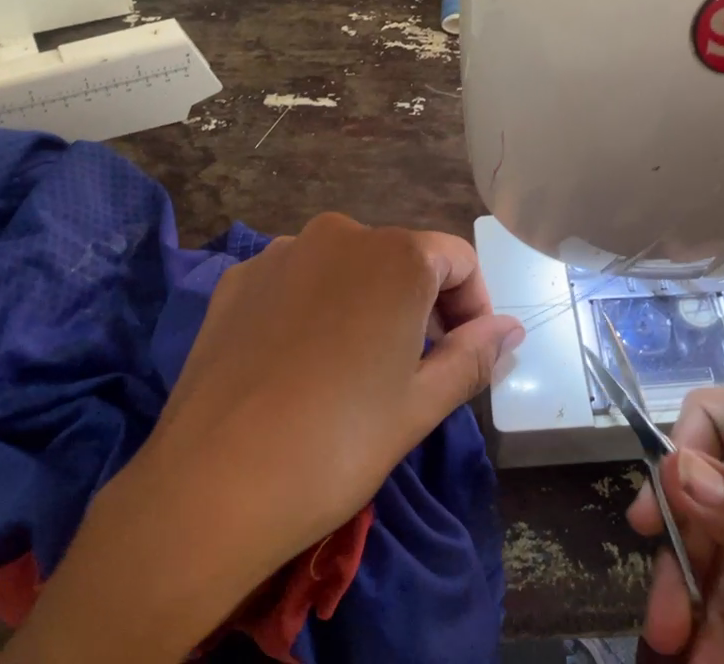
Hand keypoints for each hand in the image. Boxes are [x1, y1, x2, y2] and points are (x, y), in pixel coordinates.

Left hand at [145, 212, 523, 563]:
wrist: (211, 486)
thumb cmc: (338, 444)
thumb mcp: (421, 404)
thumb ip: (474, 355)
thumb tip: (511, 329)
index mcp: (396, 256)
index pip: (459, 260)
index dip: (475, 307)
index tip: (467, 357)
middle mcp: (338, 236)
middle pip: (402, 258)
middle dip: (422, 306)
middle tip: (416, 372)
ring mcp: (278, 255)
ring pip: (347, 269)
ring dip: (367, 305)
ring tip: (355, 371)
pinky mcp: (235, 283)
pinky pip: (296, 282)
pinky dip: (315, 309)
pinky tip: (300, 365)